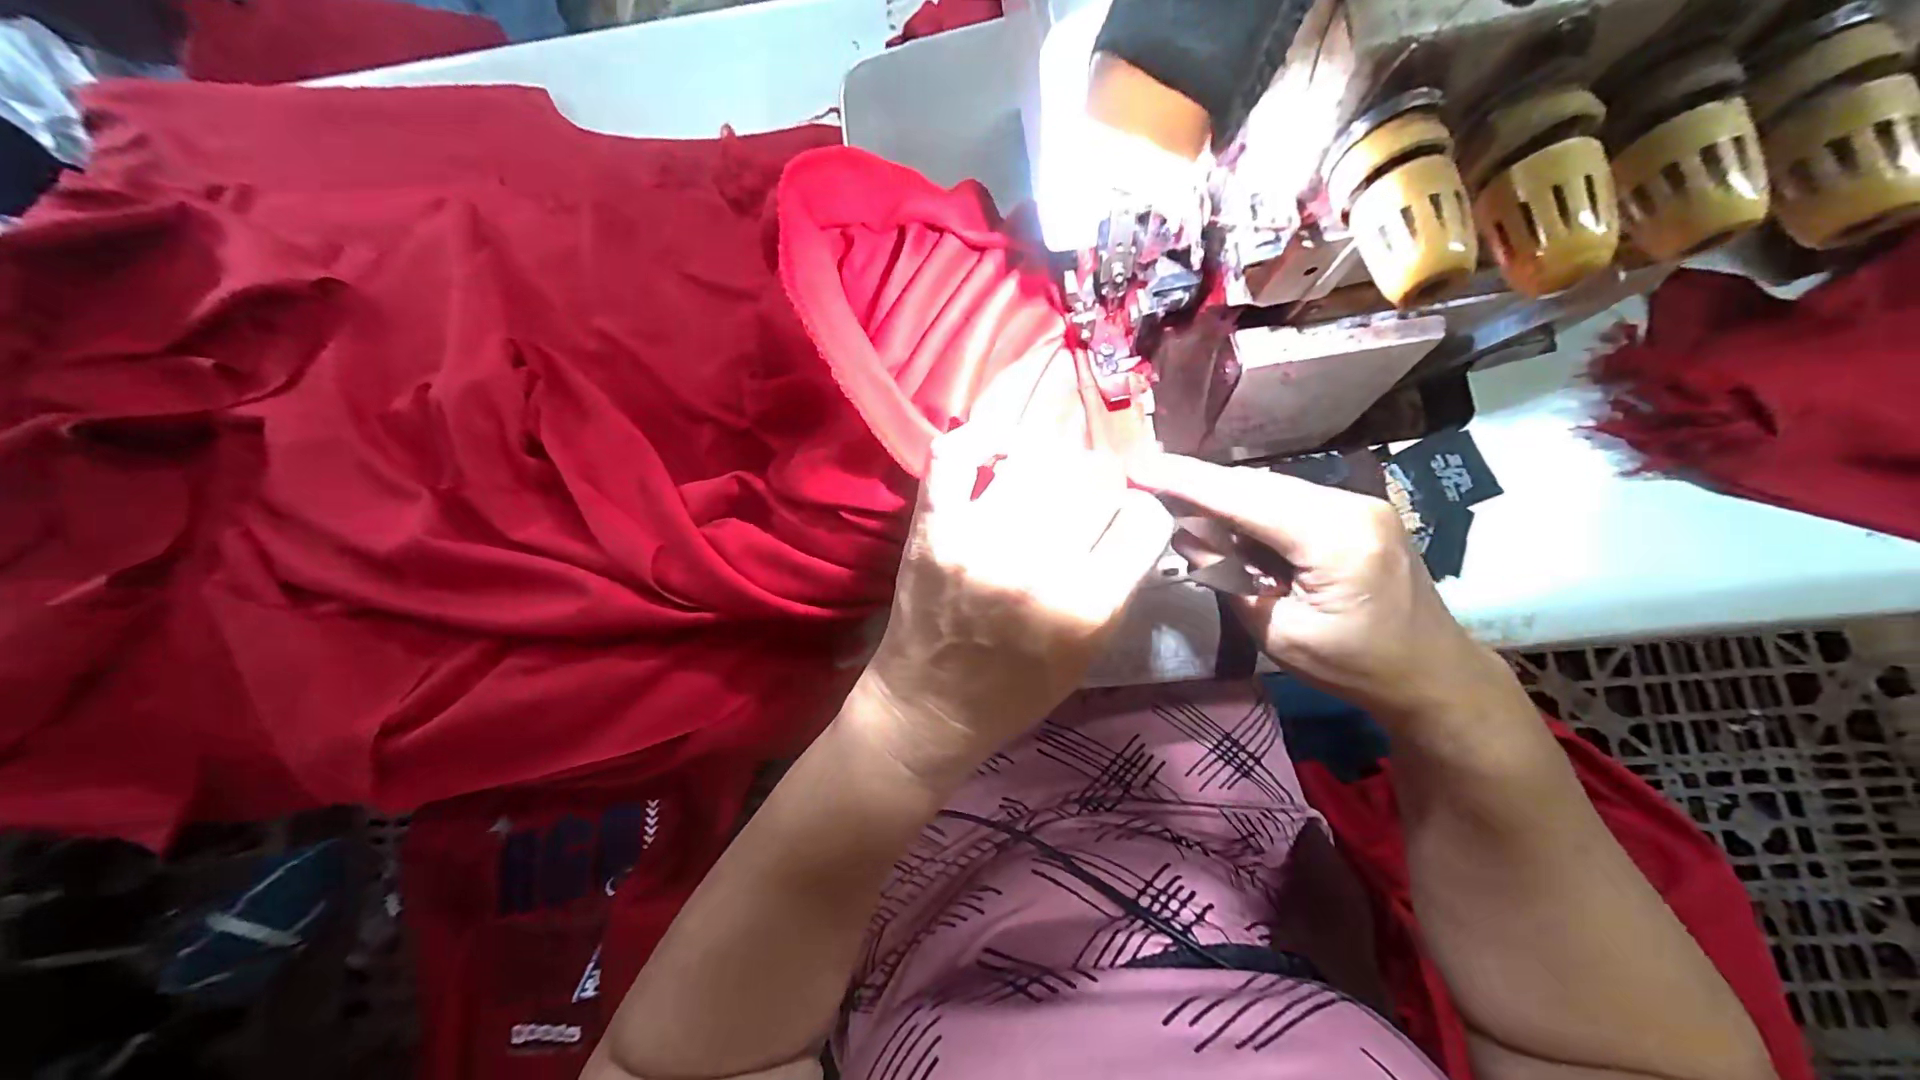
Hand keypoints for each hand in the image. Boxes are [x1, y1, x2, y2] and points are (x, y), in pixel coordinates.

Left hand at [854, 428, 1174, 786]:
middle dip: (1097, 487)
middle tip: (1079, 503)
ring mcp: (978, 540)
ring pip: (1038, 456)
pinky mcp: (933, 526)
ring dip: (1049, 463)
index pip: (1144, 517)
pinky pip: (958, 450)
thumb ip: (1120, 582)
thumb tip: (1131, 515)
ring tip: (1041, 484)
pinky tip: (1001, 453)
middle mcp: (1037, 566)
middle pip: (1094, 477)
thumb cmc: (1018, 689)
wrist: (932, 706)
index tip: (1122, 522)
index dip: (1139, 515)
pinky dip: (983, 437)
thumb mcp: (1092, 650)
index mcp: (1086, 606)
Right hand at [1128, 453, 1512, 724]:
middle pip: (1255, 485)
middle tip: (1146, 484)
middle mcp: (1351, 505)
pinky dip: (1250, 509)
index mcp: (1336, 538)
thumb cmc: (1355, 668)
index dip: (1186, 481)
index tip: (1139, 467)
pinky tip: (1224, 522)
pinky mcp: (1357, 512)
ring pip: (1270, 489)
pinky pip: (1289, 500)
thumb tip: (1185, 534)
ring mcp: (1359, 503)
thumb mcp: (1278, 633)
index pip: (1244, 498)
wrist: (1433, 676)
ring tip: (1176, 505)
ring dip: (1223, 498)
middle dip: (1198, 485)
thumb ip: (1228, 577)